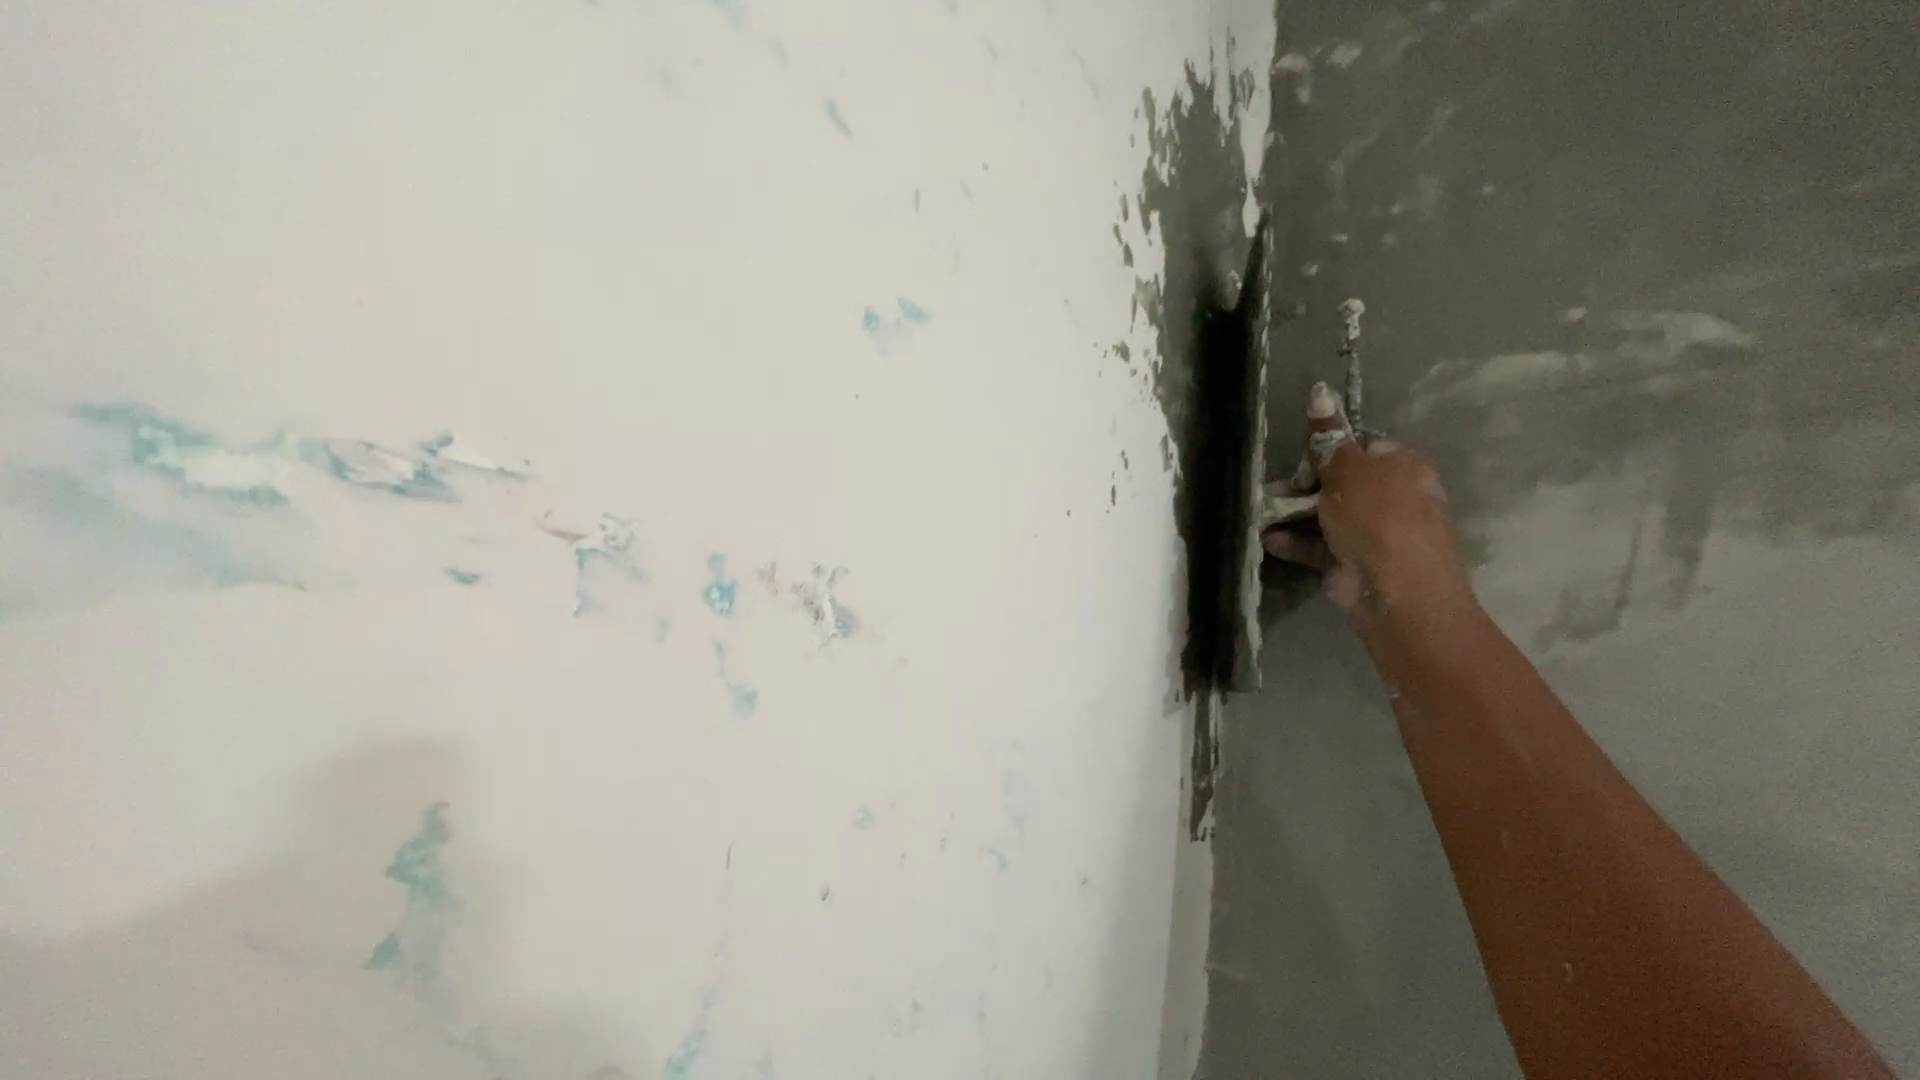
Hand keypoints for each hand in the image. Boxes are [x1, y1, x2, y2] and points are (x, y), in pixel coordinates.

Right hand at [1262, 382, 1472, 618]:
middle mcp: (1389, 496)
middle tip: (1273, 487)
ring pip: (1323, 514)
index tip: (1303, 455)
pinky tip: (1267, 538)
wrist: (1395, 590)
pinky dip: (1293, 541)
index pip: (1362, 444)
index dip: (1330, 446)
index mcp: (1401, 465)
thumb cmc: (1379, 518)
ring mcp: (1370, 532)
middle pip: (1337, 480)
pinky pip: (1316, 545)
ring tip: (1259, 512)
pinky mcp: (1350, 562)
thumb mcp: (1349, 470)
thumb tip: (1319, 390)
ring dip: (1292, 514)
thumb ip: (1327, 437)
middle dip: (1303, 483)